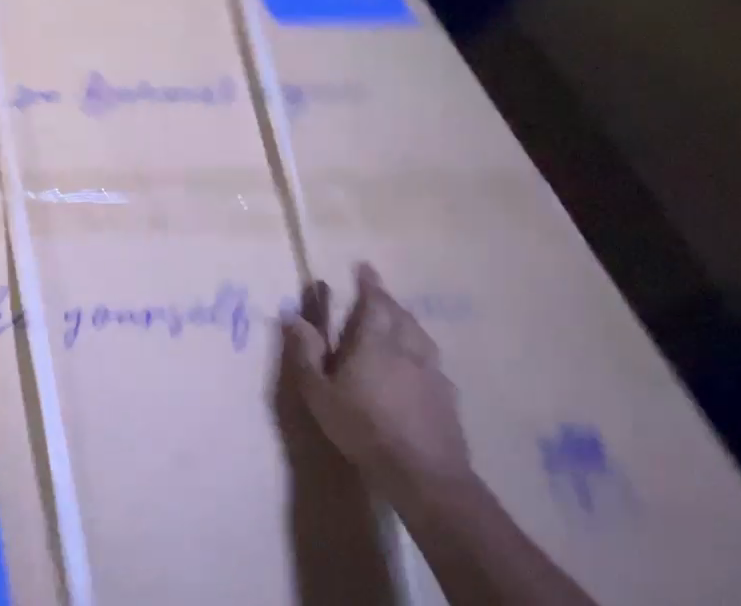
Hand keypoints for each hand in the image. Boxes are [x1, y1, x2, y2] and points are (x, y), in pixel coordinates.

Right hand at [286, 263, 475, 502]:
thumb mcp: (318, 391)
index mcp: (375, 344)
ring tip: (398, 321)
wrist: (423, 473)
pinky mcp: (447, 397)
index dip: (370, 284)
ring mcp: (433, 374)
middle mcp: (408, 350)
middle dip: (388, 300)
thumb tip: (292, 316)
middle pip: (401, 316)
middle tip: (377, 293)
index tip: (364, 266)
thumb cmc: (361, 427)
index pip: (374, 303)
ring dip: (408, 322)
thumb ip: (305, 351)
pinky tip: (417, 364)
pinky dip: (421, 351)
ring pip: (421, 336)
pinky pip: (432, 361)